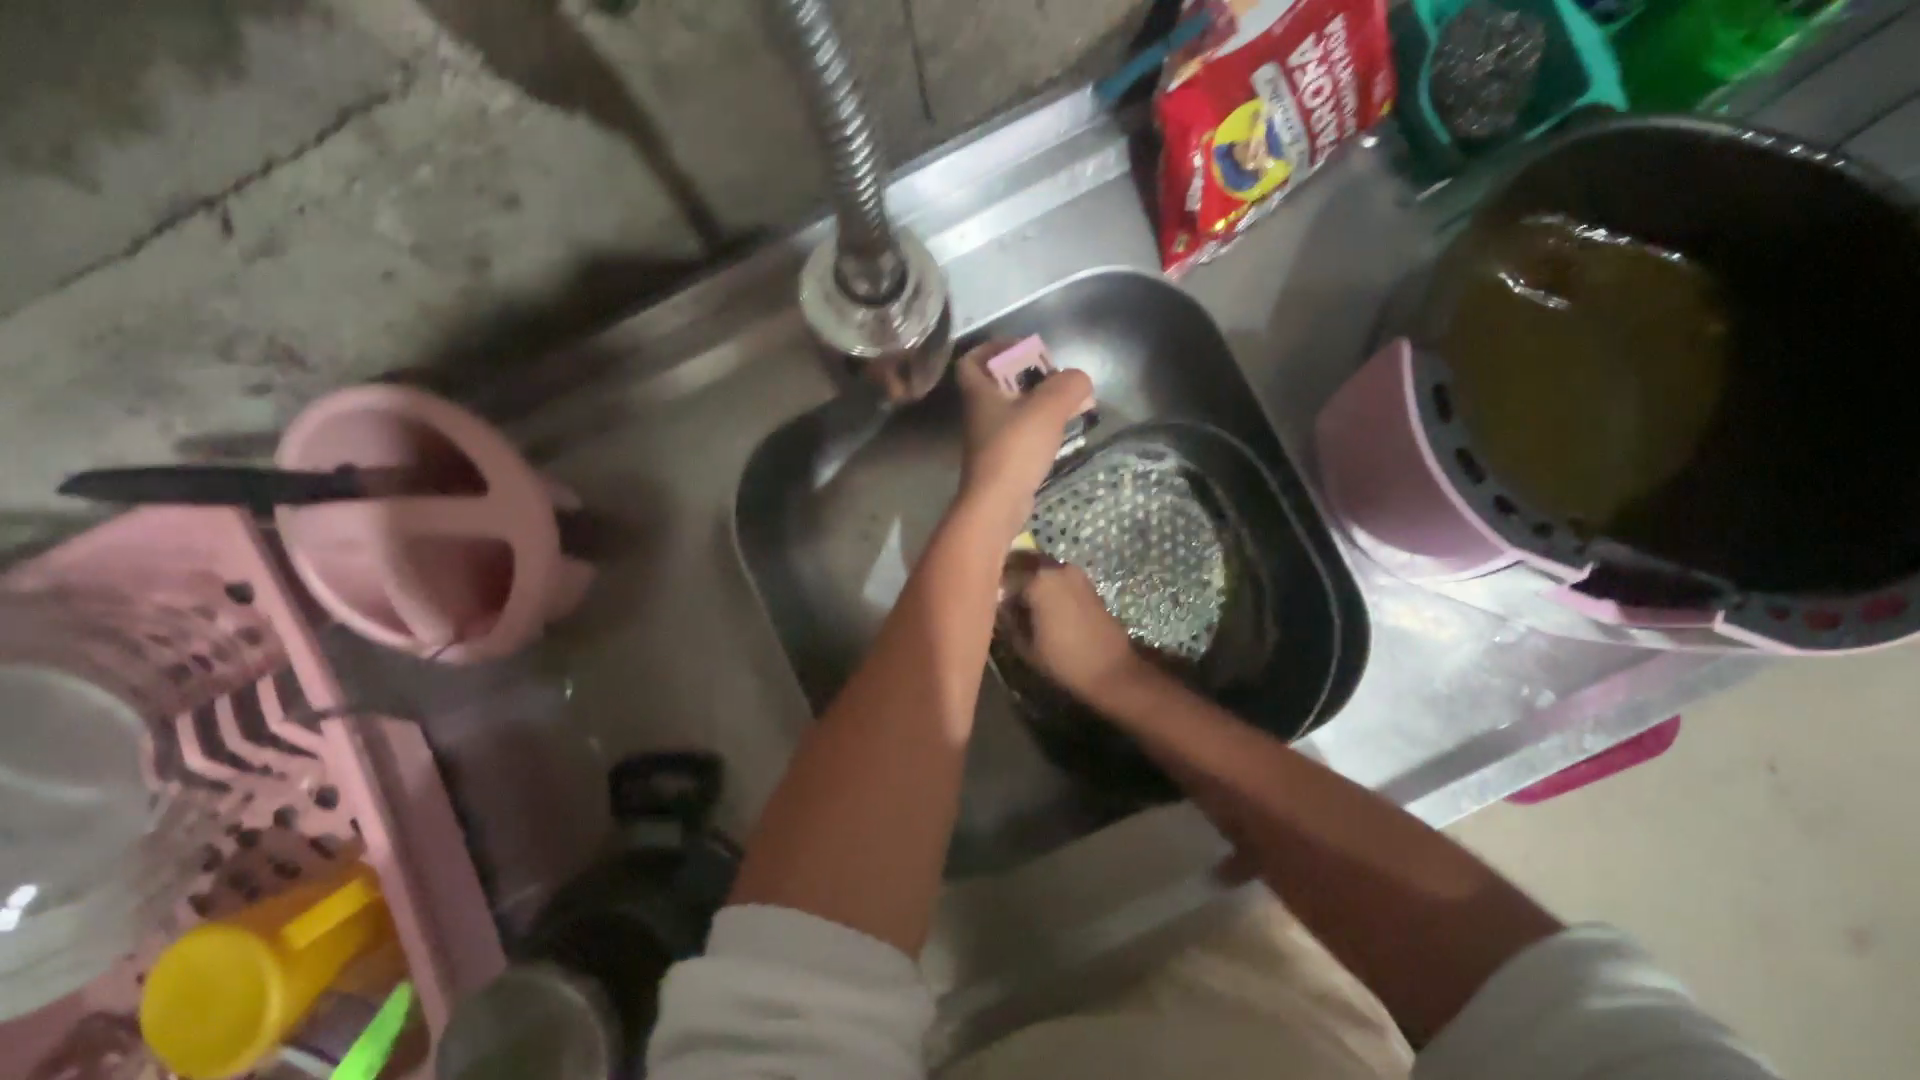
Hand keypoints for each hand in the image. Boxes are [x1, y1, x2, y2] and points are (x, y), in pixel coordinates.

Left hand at [955, 342, 1093, 512]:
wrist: (998, 503)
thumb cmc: (1015, 447)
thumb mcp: (1049, 407)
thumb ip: (1069, 385)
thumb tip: (1080, 382)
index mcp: (979, 392)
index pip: (972, 360)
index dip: (993, 348)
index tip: (1023, 348)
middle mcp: (979, 412)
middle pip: (999, 383)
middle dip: (1026, 375)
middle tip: (1054, 377)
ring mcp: (990, 438)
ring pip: (1012, 409)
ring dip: (1037, 403)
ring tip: (1067, 404)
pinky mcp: (1002, 460)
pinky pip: (1021, 433)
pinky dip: (1039, 428)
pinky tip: (1061, 432)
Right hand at [998, 554, 1146, 699]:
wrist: (1111, 669)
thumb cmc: (1064, 660)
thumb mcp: (1025, 645)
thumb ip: (1007, 619)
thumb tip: (1000, 605)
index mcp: (1037, 580)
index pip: (1003, 575)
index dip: (993, 589)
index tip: (988, 604)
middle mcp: (1055, 567)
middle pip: (1022, 562)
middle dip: (1009, 576)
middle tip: (1001, 598)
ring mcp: (1073, 572)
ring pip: (1040, 566)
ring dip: (1028, 578)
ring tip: (1020, 602)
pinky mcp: (1085, 581)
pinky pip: (1056, 575)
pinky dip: (1044, 583)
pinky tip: (1040, 604)